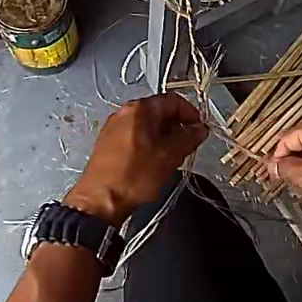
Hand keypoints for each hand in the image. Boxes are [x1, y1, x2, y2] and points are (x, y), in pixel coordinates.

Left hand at [66, 93, 207, 224]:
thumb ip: (190, 137)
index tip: (199, 130)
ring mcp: (114, 128)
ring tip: (171, 157)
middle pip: (160, 112)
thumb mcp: (170, 155)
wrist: (100, 200)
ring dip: (165, 137)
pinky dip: (150, 145)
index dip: (191, 114)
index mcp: (139, 109)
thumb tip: (200, 129)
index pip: (173, 100)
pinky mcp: (108, 144)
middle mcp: (124, 113)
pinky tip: (154, 163)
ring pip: (148, 126)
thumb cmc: (134, 175)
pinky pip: (136, 136)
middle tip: (187, 145)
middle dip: (178, 127)